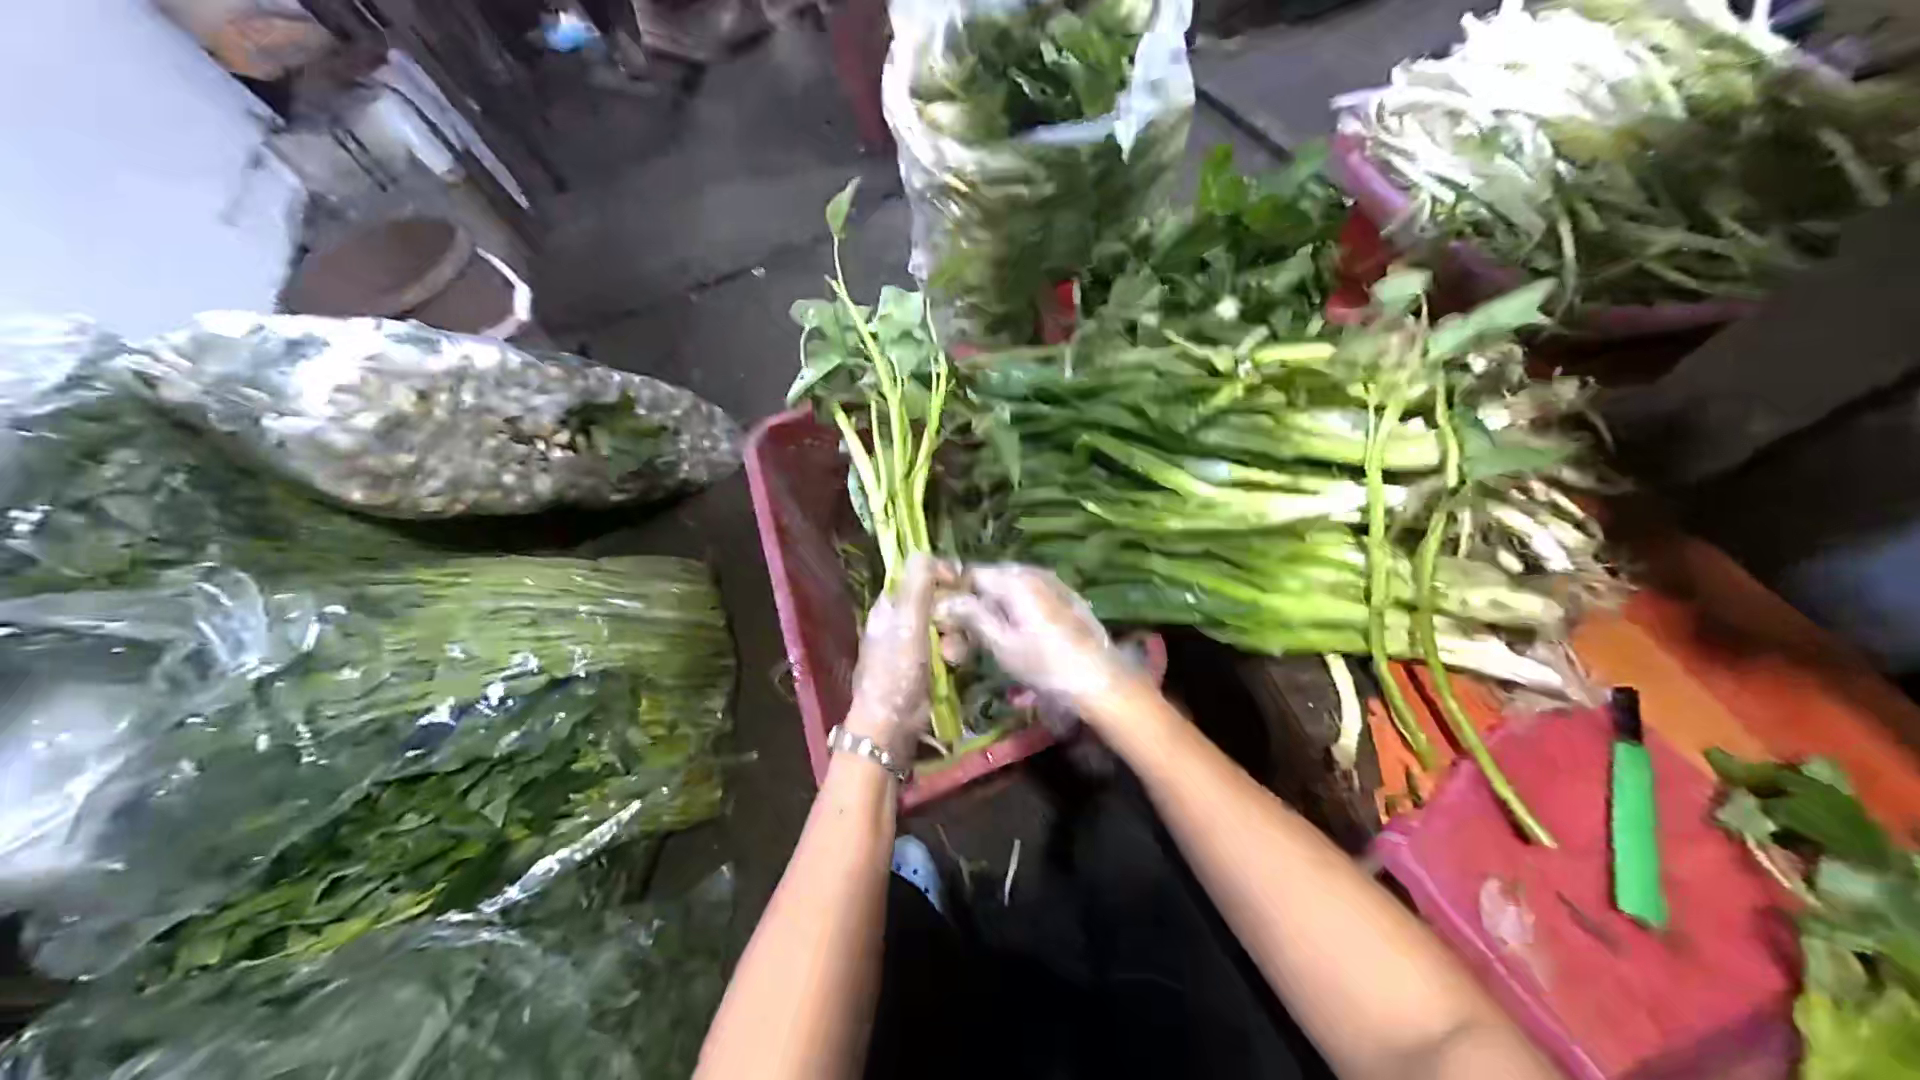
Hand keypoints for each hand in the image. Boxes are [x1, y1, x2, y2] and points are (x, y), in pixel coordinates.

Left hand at [843, 554, 948, 760]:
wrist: (891, 725)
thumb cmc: (895, 671)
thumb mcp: (907, 622)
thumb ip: (919, 585)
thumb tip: (931, 554)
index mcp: (890, 604)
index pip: (920, 574)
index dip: (942, 575)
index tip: (960, 584)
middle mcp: (902, 618)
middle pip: (940, 598)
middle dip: (953, 612)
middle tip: (953, 629)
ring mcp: (916, 642)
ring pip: (949, 623)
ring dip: (957, 636)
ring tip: (952, 656)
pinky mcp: (930, 663)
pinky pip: (952, 645)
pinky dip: (956, 653)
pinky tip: (955, 665)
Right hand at [934, 564, 1148, 716]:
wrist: (1101, 679)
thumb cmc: (1047, 664)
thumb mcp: (1002, 644)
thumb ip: (972, 616)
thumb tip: (942, 600)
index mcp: (1016, 580)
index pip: (971, 574)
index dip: (955, 594)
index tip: (946, 621)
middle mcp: (1034, 572)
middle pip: (991, 579)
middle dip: (975, 602)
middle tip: (965, 636)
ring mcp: (1053, 582)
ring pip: (1010, 587)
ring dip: (995, 607)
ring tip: (989, 639)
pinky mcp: (1065, 596)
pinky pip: (1029, 594)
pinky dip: (1016, 608)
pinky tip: (1017, 635)